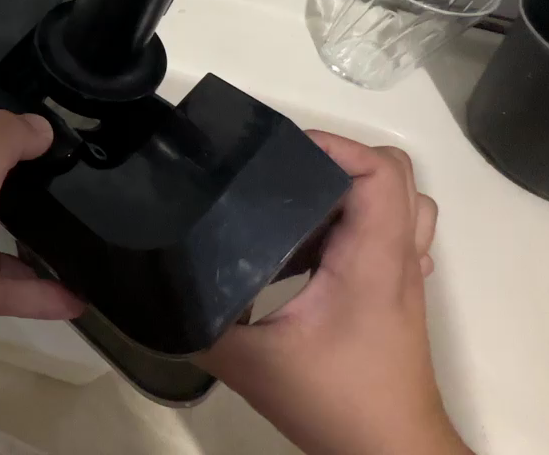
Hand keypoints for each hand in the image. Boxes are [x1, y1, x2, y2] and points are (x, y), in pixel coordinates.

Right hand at [200, 132, 468, 454]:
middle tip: (273, 169)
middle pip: (396, 176)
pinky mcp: (392, 296)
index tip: (271, 147)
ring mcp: (399, 279)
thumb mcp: (245, 360)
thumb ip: (194, 315)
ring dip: (349, 187)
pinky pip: (388, 233)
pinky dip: (351, 218)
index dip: (330, 144)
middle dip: (334, 157)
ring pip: (400, 204)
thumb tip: (148, 275)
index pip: (378, 174)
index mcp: (369, 263)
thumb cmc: (332, 405)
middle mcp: (394, 261)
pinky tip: (300, 241)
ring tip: (287, 197)